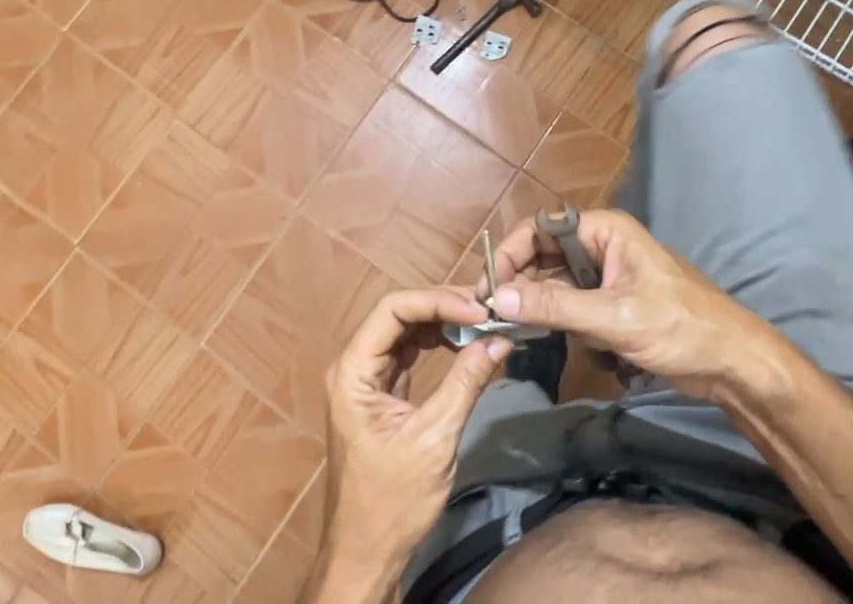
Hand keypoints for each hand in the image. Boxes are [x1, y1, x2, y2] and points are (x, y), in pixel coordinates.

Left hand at [320, 288, 512, 578]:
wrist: (367, 551)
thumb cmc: (392, 500)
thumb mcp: (434, 438)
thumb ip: (465, 383)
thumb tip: (500, 340)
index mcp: (353, 371)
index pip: (393, 310)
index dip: (436, 301)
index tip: (478, 309)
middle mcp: (355, 366)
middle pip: (398, 315)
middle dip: (443, 307)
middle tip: (487, 309)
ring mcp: (368, 380)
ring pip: (406, 332)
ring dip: (443, 323)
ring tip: (483, 322)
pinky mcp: (383, 394)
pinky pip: (410, 355)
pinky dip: (438, 345)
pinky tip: (465, 344)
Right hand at [485, 210, 790, 401]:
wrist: (733, 363)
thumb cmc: (679, 328)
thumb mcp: (613, 317)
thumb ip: (554, 306)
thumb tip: (498, 297)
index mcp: (605, 231)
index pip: (541, 229)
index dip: (510, 253)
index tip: (488, 287)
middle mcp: (602, 245)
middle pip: (544, 254)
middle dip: (519, 281)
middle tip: (492, 312)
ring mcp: (607, 275)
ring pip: (555, 281)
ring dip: (535, 302)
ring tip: (509, 327)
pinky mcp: (612, 303)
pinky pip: (571, 302)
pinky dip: (555, 317)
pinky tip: (541, 335)